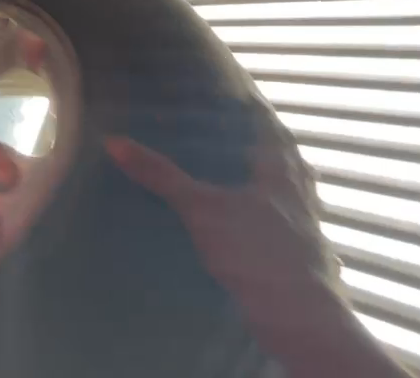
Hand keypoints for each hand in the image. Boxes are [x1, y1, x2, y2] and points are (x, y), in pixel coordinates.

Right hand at [105, 135, 405, 377]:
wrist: (298, 317)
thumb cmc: (255, 250)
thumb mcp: (199, 207)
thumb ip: (159, 174)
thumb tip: (113, 140)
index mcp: (280, 182)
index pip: (277, 140)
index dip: (265, 120)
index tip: (253, 101)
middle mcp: (299, 204)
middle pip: (295, 170)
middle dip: (279, 155)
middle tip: (258, 140)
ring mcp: (306, 236)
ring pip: (297, 202)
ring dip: (282, 190)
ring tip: (261, 183)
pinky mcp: (302, 265)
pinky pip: (289, 232)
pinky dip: (276, 224)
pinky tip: (261, 230)